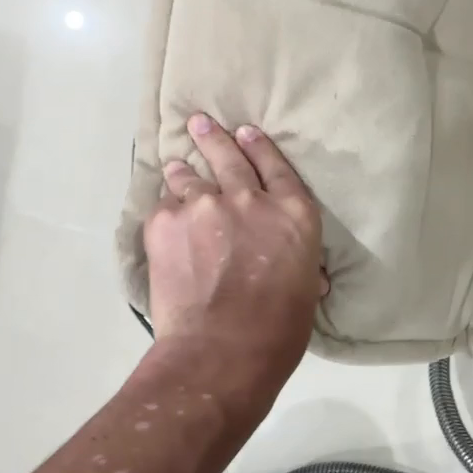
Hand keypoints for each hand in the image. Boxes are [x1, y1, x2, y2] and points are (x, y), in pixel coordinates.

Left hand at [143, 114, 325, 368]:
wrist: (223, 348)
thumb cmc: (279, 330)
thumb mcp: (305, 292)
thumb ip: (301, 268)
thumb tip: (309, 275)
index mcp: (294, 216)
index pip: (277, 168)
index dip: (261, 148)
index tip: (247, 133)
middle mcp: (250, 199)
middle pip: (230, 157)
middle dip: (215, 138)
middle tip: (201, 124)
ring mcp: (203, 205)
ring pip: (189, 177)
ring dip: (184, 172)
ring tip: (178, 168)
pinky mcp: (164, 221)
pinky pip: (164, 206)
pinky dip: (167, 211)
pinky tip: (165, 220)